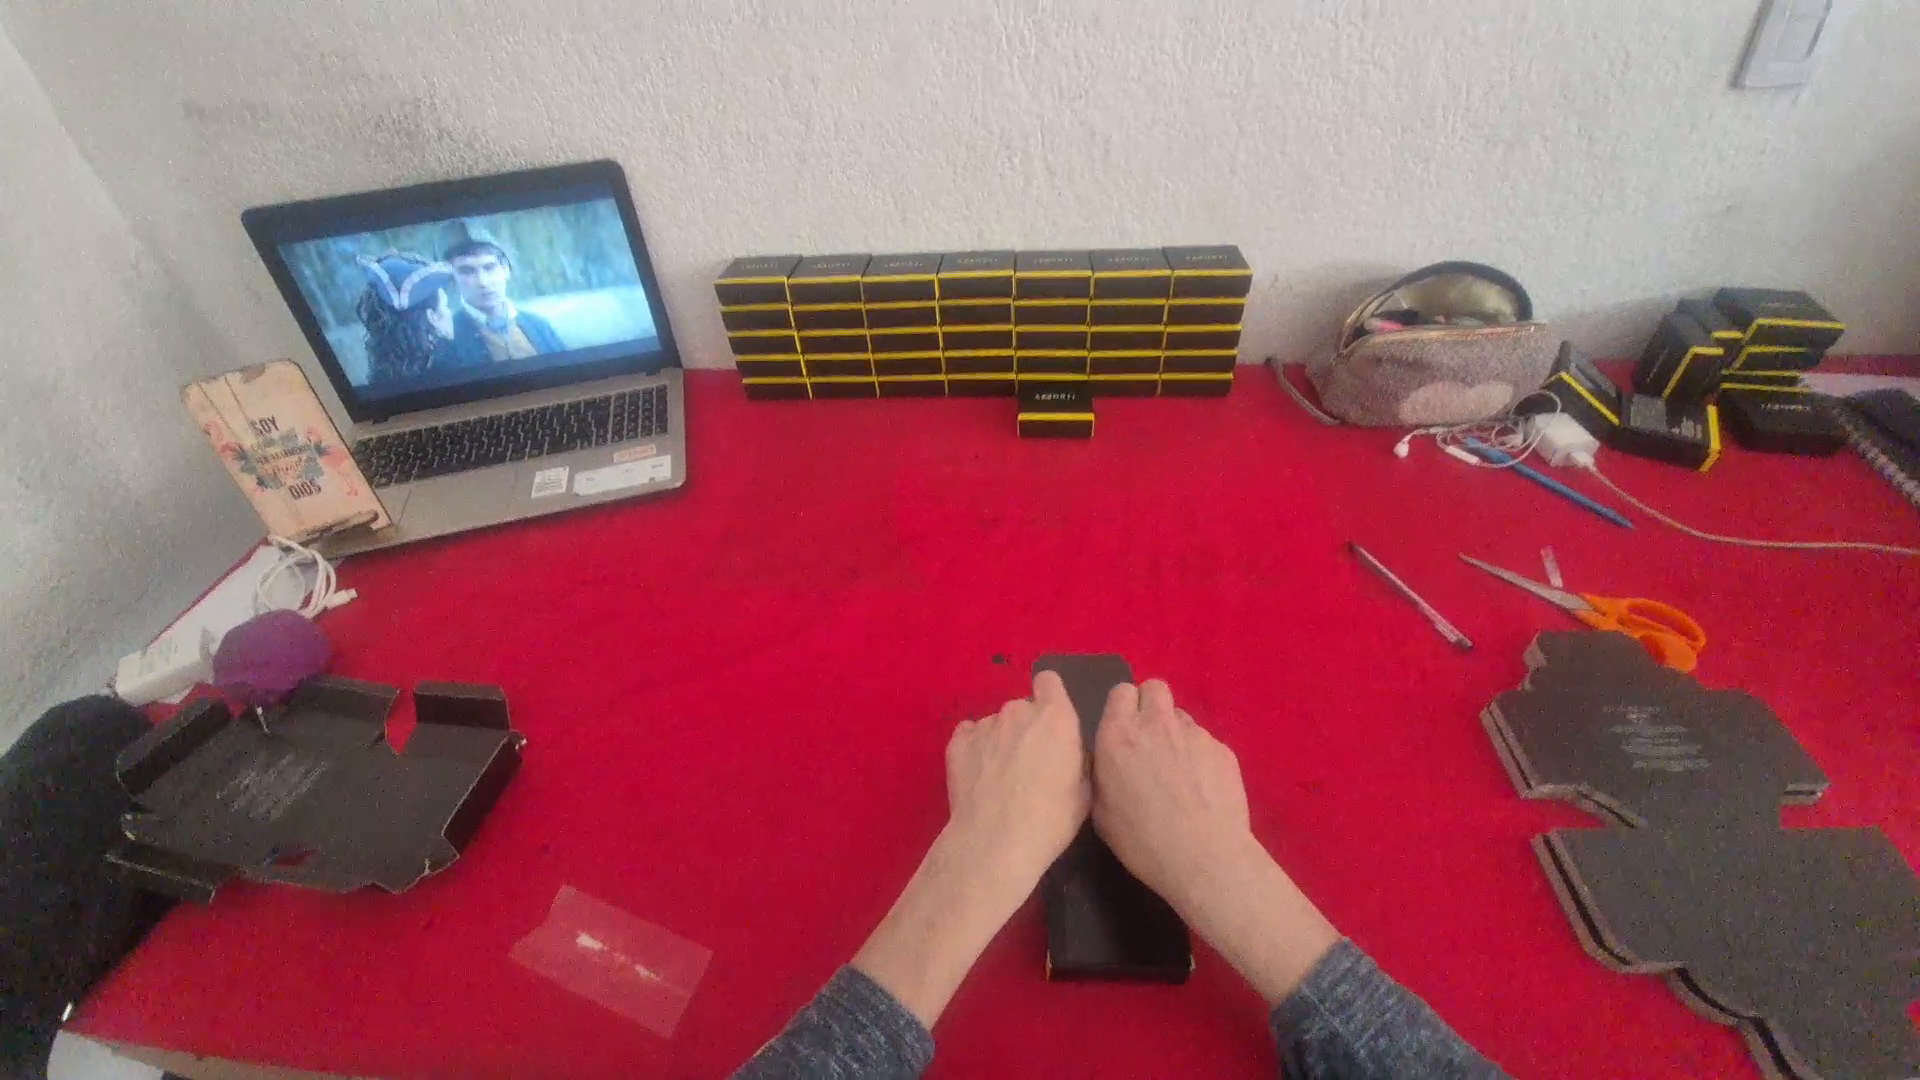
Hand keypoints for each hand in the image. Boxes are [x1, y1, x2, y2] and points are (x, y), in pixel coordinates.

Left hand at [943, 670, 1090, 893]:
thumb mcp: (1084, 791)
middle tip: (1029, 762)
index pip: (1049, 681)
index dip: (1050, 696)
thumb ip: (1076, 758)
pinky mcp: (957, 742)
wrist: (995, 842)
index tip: (1051, 719)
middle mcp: (1018, 711)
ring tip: (1000, 776)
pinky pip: (969, 736)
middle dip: (1027, 728)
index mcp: (1054, 717)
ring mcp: (984, 725)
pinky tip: (978, 776)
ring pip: (996, 724)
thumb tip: (1067, 751)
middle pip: (1023, 708)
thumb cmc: (1051, 819)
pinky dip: (974, 749)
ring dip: (1000, 741)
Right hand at [1090, 679, 1252, 912]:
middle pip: (1154, 687)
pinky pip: (1205, 741)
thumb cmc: (1142, 841)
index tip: (1121, 730)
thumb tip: (1108, 761)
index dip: (1121, 707)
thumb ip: (1101, 772)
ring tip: (1177, 768)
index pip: (1120, 691)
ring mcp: (1193, 733)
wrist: (1205, 860)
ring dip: (1174, 732)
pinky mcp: (1222, 749)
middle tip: (1147, 737)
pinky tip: (1202, 787)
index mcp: (1118, 734)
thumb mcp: (1100, 810)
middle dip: (1149, 705)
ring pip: (1180, 715)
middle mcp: (1155, 723)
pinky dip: (1200, 755)